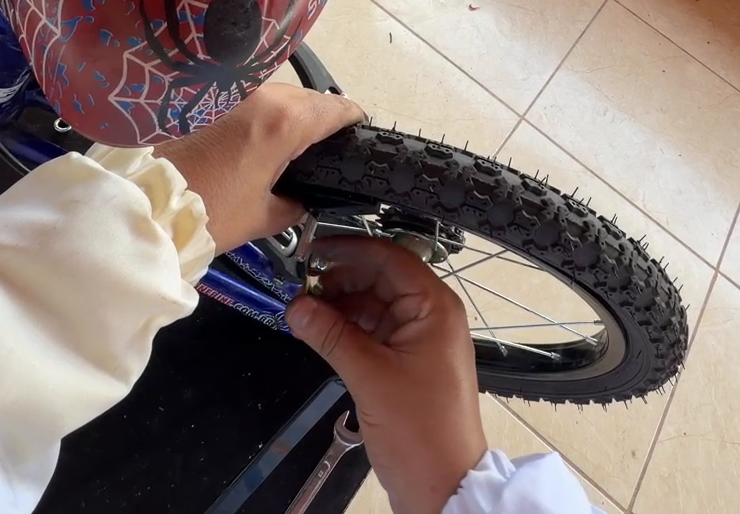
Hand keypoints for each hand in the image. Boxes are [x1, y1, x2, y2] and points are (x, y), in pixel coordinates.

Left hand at [153, 84, 363, 251]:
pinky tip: (259, 139)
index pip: (336, 108)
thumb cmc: (209, 212)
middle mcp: (265, 95)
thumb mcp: (263, 216)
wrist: (143, 205)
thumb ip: (296, 202)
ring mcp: (236, 92)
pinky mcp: (212, 96)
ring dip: (291, 114)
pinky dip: (265, 114)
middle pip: (309, 98)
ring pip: (280, 95)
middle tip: (323, 149)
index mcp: (286, 121)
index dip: (353, 120)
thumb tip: (304, 197)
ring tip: (289, 146)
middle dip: (321, 119)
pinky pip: (254, 99)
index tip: (359, 133)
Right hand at [287, 236, 487, 513]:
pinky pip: (374, 329)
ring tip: (304, 310)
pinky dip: (348, 328)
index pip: (390, 257)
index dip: (350, 249)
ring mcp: (419, 336)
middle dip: (341, 279)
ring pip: (374, 303)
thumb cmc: (419, 430)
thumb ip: (331, 336)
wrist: (444, 489)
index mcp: (434, 305)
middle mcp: (430, 313)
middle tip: (300, 286)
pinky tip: (320, 330)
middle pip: (380, 278)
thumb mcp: (371, 377)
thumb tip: (295, 306)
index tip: (312, 251)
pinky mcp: (407, 359)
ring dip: (341, 304)